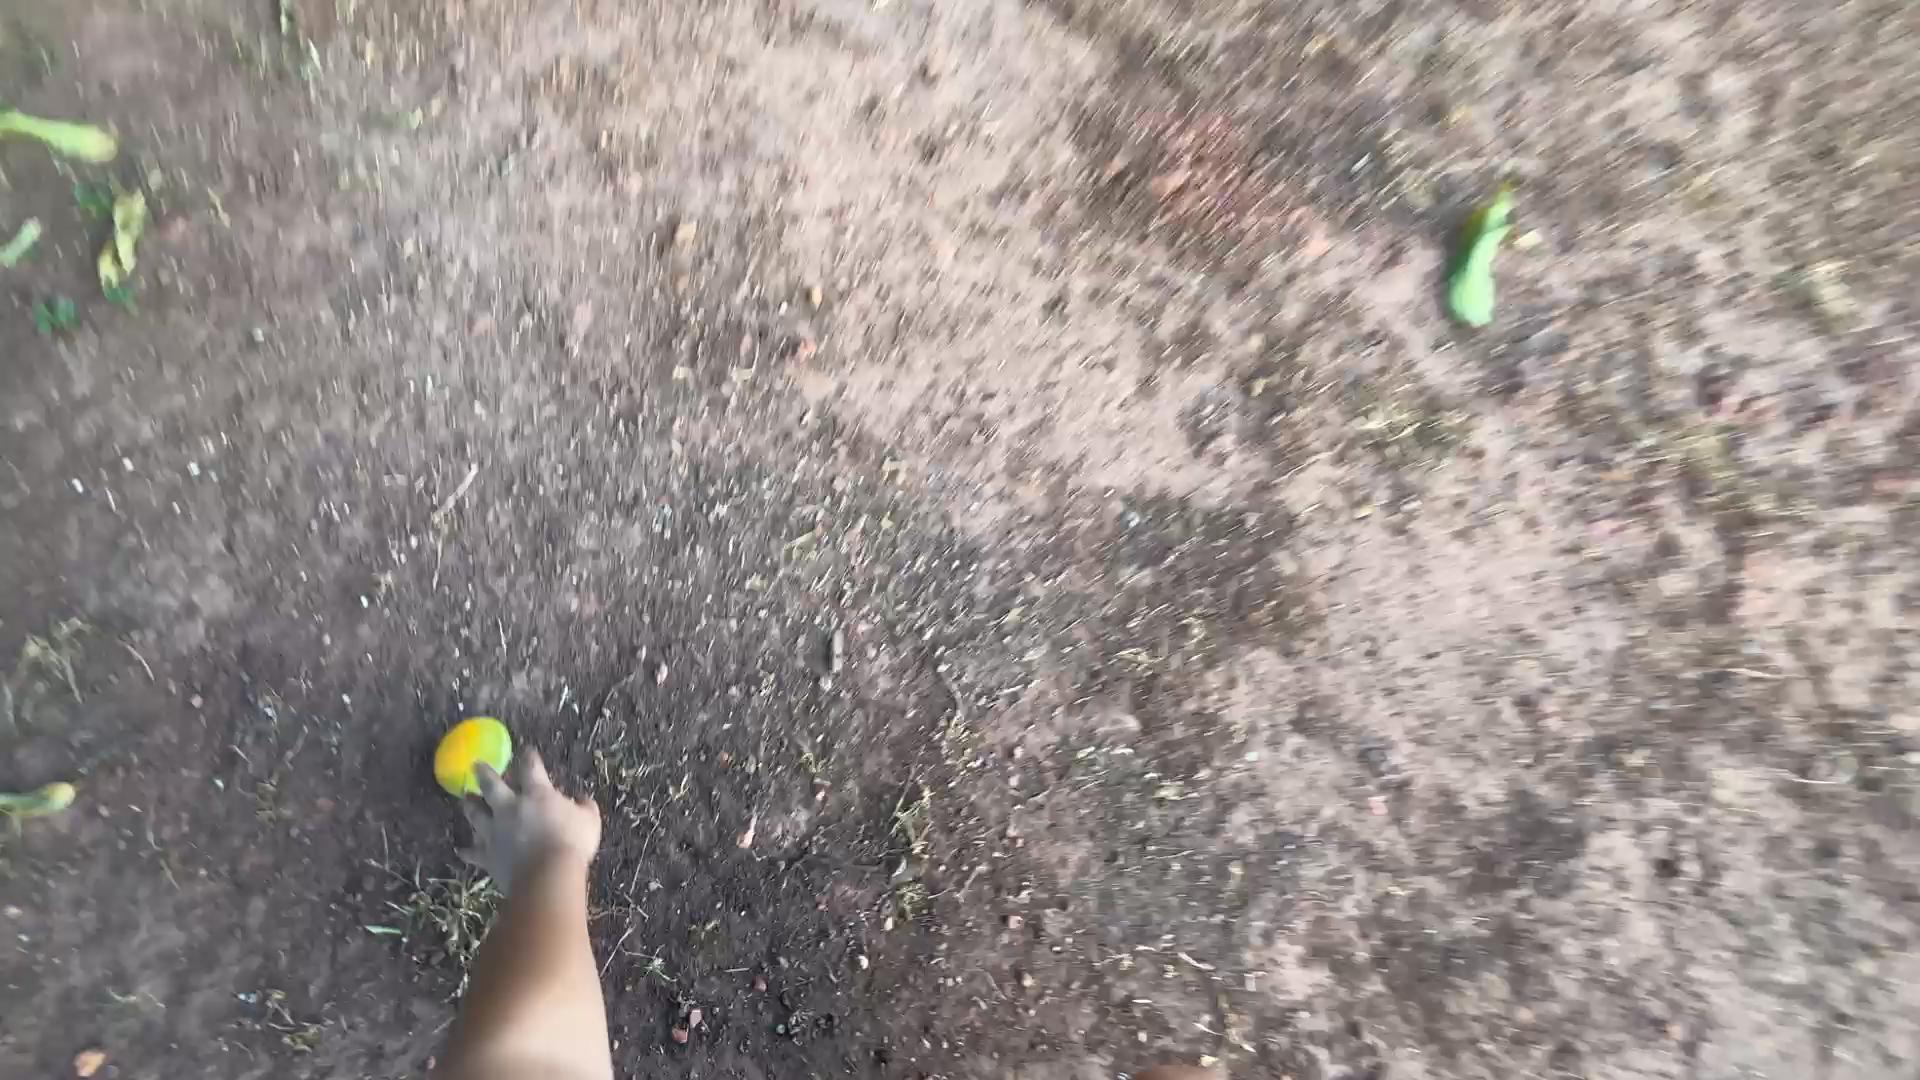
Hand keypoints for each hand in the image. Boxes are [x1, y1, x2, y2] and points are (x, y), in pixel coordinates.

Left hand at [460, 750, 601, 894]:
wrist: (547, 877)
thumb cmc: (572, 843)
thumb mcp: (590, 819)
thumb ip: (584, 806)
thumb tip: (582, 799)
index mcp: (537, 794)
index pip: (531, 768)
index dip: (529, 758)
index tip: (526, 751)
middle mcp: (511, 808)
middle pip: (492, 786)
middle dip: (484, 773)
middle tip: (476, 764)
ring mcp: (495, 832)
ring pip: (476, 814)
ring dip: (470, 805)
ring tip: (465, 797)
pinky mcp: (487, 855)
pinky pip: (473, 851)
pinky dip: (467, 849)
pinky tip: (461, 849)